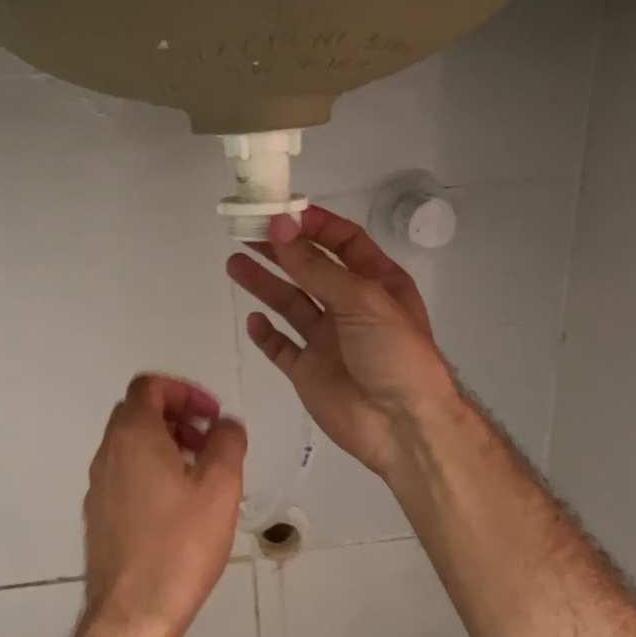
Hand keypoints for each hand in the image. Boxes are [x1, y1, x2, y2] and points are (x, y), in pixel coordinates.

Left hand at [82, 375, 245, 636]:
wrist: (135, 611)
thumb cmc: (180, 545)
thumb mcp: (220, 488)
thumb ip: (227, 442)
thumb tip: (226, 424)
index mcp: (133, 437)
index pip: (149, 387)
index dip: (184, 390)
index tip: (212, 415)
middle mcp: (107, 455)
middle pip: (137, 414)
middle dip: (177, 417)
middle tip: (210, 443)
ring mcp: (98, 488)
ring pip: (130, 447)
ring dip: (165, 447)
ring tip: (201, 478)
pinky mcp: (99, 517)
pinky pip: (125, 477)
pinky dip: (151, 473)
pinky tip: (179, 509)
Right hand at [227, 208, 460, 477]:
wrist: (401, 425)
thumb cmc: (394, 354)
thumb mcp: (362, 300)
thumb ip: (316, 267)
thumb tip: (279, 226)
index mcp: (377, 283)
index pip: (344, 242)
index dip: (314, 225)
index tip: (279, 212)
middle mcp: (351, 307)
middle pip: (311, 269)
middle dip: (281, 250)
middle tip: (245, 232)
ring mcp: (328, 340)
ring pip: (291, 304)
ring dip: (265, 283)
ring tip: (234, 262)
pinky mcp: (309, 372)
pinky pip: (282, 347)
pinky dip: (266, 334)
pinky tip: (253, 319)